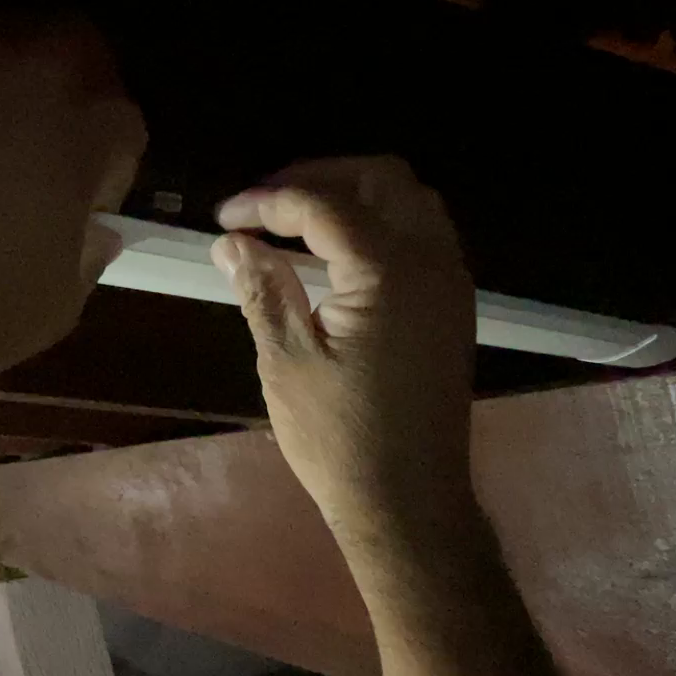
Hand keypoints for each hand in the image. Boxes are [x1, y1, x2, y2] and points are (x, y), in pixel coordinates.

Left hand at [0, 11, 145, 390]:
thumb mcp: (56, 307)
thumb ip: (87, 259)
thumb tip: (99, 234)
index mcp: (79, 144)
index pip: (123, 125)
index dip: (114, 166)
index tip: (90, 205)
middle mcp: (26, 89)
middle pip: (78, 44)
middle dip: (84, 82)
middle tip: (64, 135)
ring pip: (5, 26)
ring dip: (18, 55)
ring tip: (7, 102)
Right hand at [210, 157, 477, 554]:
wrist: (407, 498)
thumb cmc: (338, 436)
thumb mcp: (285, 361)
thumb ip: (262, 289)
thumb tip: (231, 243)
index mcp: (387, 272)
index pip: (322, 205)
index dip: (267, 201)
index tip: (224, 218)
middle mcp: (431, 261)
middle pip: (381, 178)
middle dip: (317, 178)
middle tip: (264, 205)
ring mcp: (450, 282)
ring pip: (409, 201)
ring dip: (352, 195)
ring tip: (295, 222)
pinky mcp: (451, 306)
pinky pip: (421, 234)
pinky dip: (377, 223)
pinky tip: (336, 256)